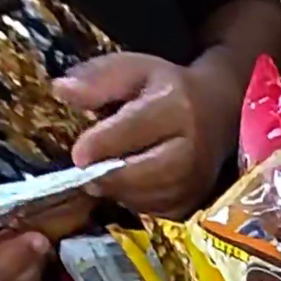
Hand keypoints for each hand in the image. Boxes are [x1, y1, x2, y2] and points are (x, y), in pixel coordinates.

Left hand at [54, 51, 240, 216]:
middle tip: (88, 177)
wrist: (218, 114)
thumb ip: (97, 79)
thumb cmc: (168, 90)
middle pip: (149, 172)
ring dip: (124, 193)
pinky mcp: (198, 198)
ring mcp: (198, 178)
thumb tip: (61, 92)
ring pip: (155, 196)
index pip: (136, 129)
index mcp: (176, 107)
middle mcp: (192, 148)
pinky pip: (164, 210)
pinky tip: (127, 190)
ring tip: (103, 183)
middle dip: (113, 178)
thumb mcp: (132, 69)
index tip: (78, 156)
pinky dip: (140, 204)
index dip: (104, 146)